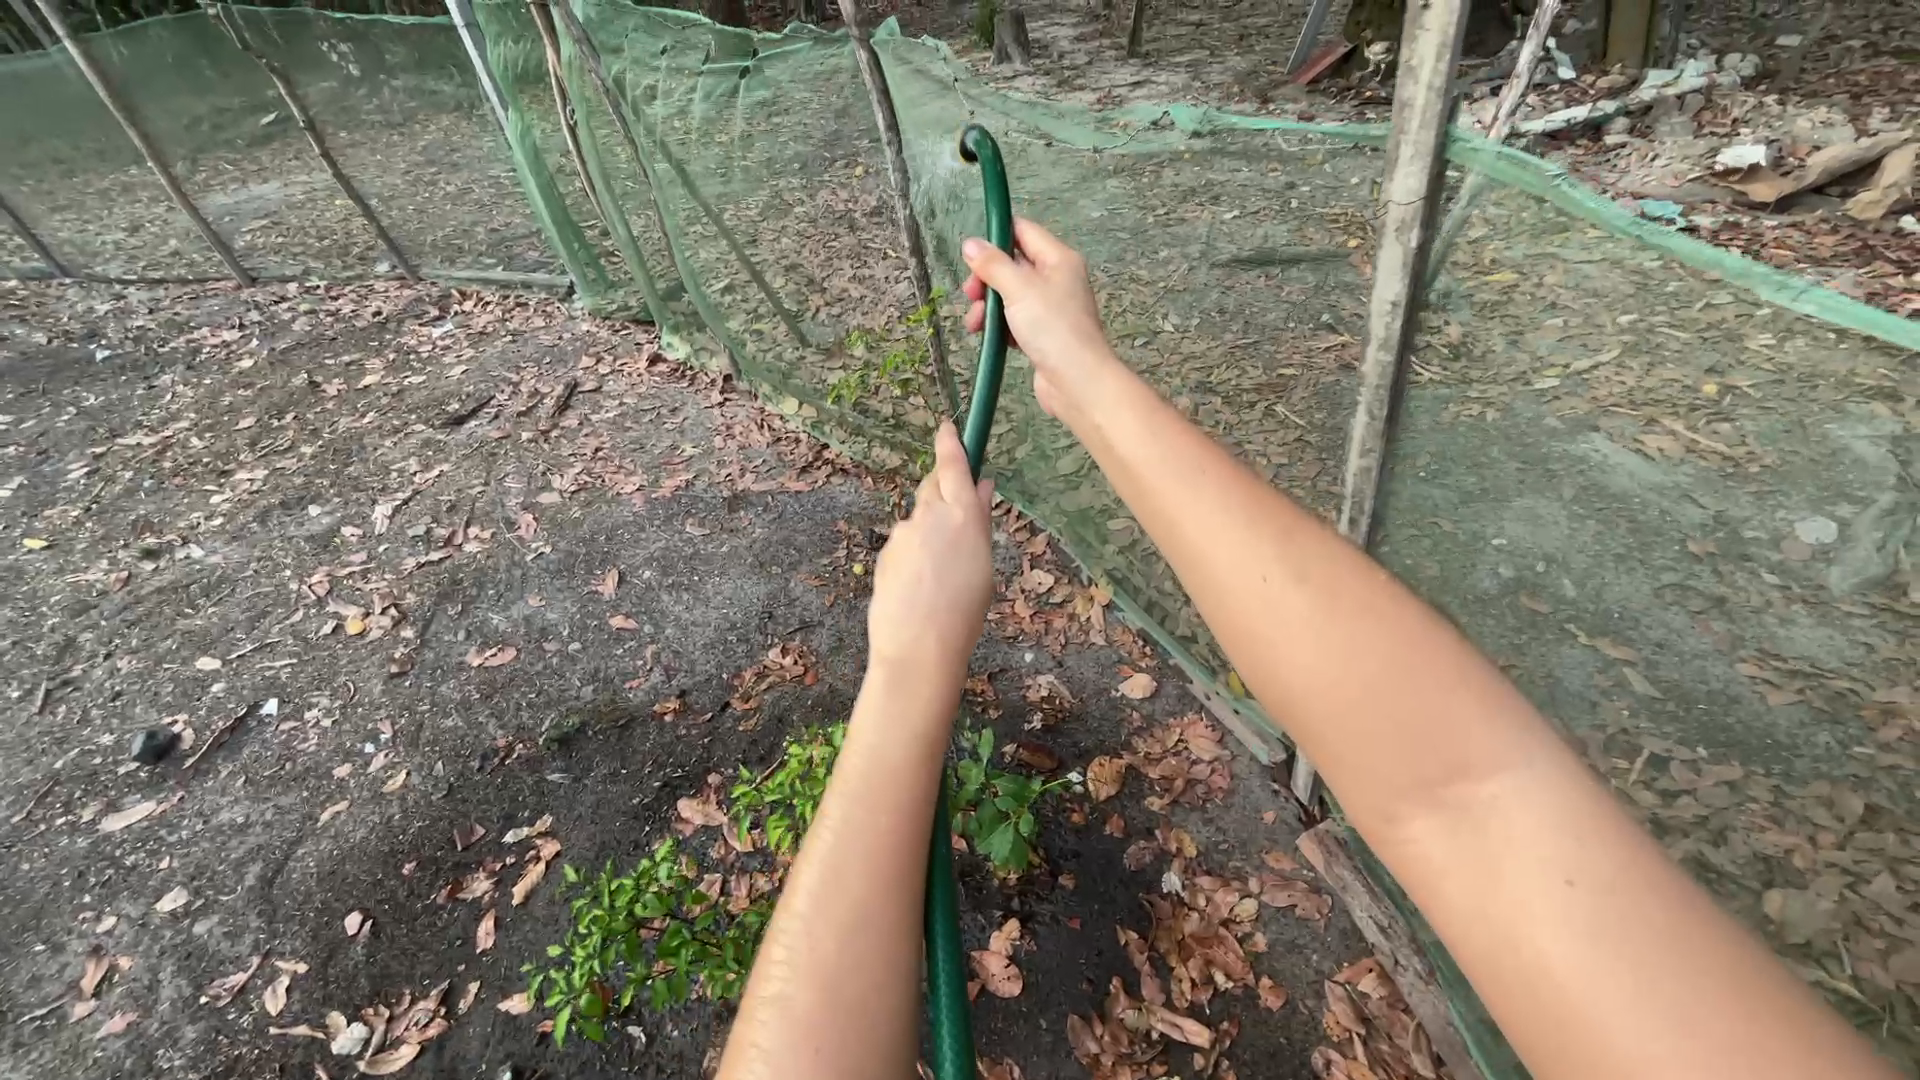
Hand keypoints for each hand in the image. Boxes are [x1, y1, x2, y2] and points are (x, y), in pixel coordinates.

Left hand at [867, 421, 994, 680]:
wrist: (919, 645)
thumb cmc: (965, 610)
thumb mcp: (983, 563)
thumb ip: (980, 521)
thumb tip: (983, 487)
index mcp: (963, 515)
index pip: (953, 465)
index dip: (950, 443)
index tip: (947, 426)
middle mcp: (930, 515)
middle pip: (933, 487)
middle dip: (941, 489)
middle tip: (955, 511)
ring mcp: (903, 533)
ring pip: (918, 521)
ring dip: (929, 533)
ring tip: (941, 574)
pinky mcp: (886, 552)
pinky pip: (904, 544)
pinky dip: (913, 555)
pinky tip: (920, 585)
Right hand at [961, 218, 1120, 421]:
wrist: (1076, 381)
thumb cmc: (1053, 329)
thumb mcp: (1019, 289)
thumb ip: (993, 264)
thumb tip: (971, 244)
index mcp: (1058, 259)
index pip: (1023, 232)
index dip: (996, 237)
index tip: (971, 254)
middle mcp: (1057, 279)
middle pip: (1013, 266)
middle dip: (987, 279)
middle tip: (970, 294)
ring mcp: (1050, 309)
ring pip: (1010, 296)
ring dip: (988, 306)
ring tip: (975, 323)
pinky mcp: (1043, 334)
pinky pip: (1015, 321)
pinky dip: (999, 326)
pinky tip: (989, 337)